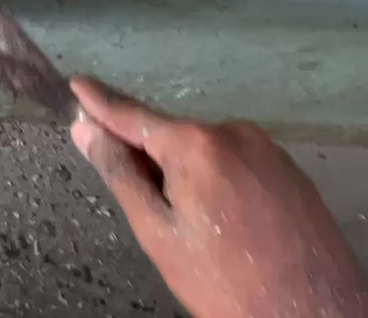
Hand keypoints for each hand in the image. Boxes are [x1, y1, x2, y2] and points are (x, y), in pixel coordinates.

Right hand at [69, 76, 367, 317]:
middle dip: (149, 157)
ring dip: (185, 170)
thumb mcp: (159, 234)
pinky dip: (218, 179)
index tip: (75, 82)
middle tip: (150, 207)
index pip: (131, 114)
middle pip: (169, 135)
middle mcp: (232, 132)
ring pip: (202, 149)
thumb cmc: (230, 286)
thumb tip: (85, 129)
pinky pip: (235, 162)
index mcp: (195, 144)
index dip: (98, 101)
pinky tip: (227, 222)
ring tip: (197, 226)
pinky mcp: (292, 171)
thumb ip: (119, 173)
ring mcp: (268, 149)